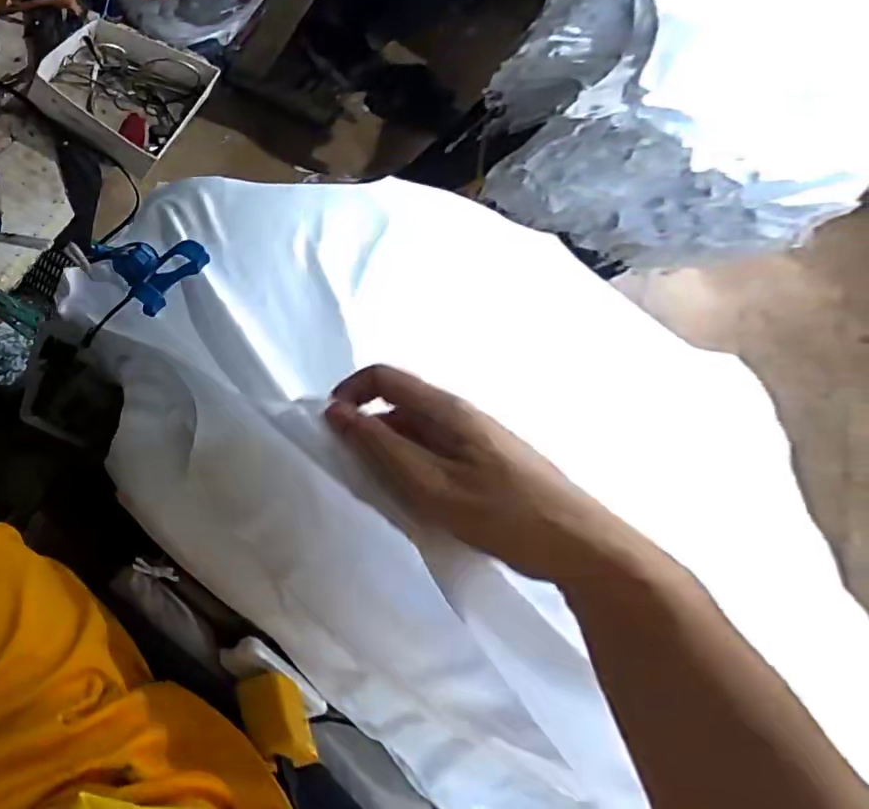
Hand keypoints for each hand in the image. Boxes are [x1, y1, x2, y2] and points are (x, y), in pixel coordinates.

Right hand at [325, 365, 642, 582]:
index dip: (347, 393)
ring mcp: (480, 437)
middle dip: (367, 431)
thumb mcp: (429, 484)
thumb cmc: (508, 516)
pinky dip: (416, 466)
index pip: (381, 376)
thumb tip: (334, 410)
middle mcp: (463, 414)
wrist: (598, 558)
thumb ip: (378, 445)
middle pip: (395, 404)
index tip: (334, 430)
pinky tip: (428, 502)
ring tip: (397, 494)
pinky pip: (435, 449)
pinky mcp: (491, 461)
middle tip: (363, 473)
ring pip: (414, 430)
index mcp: (448, 410)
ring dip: (391, 453)